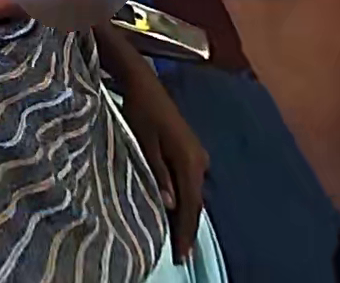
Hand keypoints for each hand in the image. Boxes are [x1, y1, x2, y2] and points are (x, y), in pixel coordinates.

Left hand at [121, 70, 208, 262]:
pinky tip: (175, 205)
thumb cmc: (139, 109)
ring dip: (185, 211)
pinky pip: (189, 179)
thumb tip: (171, 205)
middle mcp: (200, 161)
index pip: (191, 206)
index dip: (186, 232)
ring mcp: (197, 154)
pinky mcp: (190, 148)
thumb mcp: (144, 141)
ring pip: (192, 191)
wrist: (143, 82)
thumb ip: (157, 172)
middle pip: (195, 201)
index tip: (181, 256)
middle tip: (179, 252)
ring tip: (177, 235)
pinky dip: (183, 195)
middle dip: (187, 226)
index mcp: (190, 161)